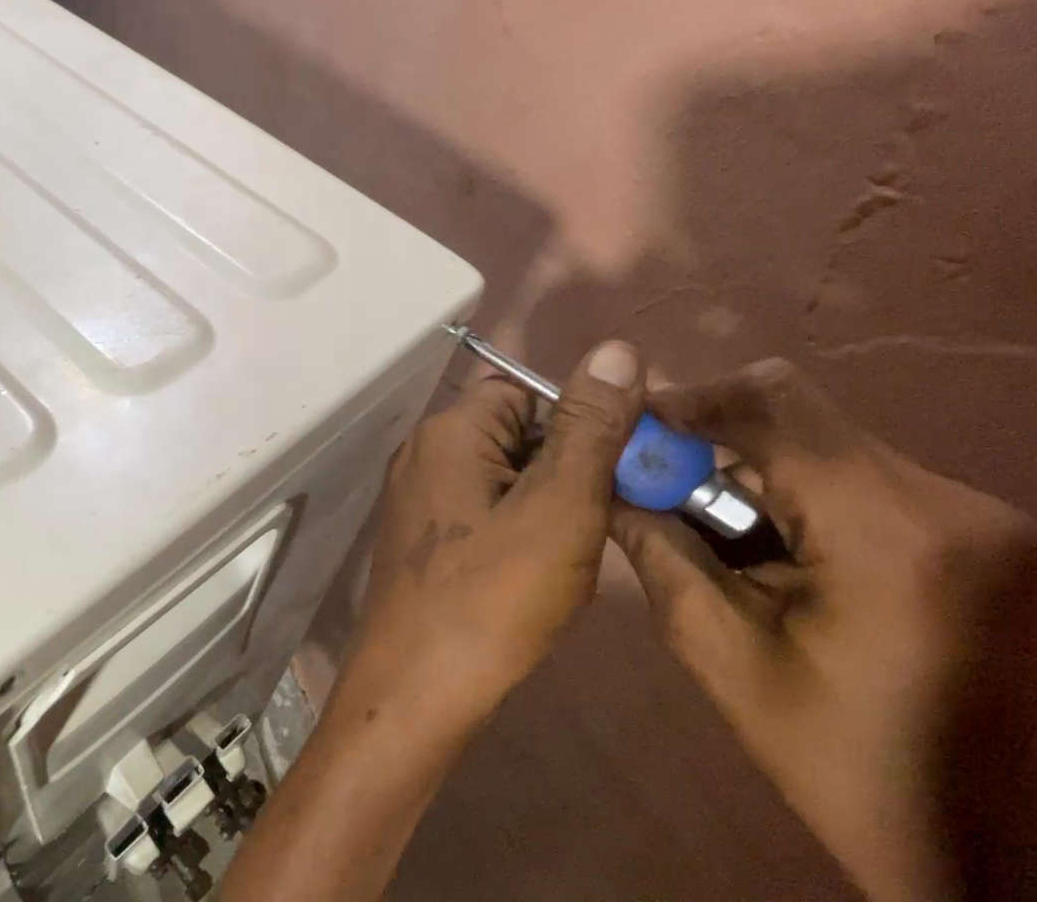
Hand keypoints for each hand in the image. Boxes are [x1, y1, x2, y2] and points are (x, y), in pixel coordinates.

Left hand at [221, 341, 648, 901]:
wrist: (417, 688)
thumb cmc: (493, 594)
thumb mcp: (560, 505)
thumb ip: (589, 427)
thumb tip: (616, 349)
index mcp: (449, 431)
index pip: (526, 392)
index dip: (580, 424)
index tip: (620, 471)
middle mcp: (423, 456)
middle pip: (516, 438)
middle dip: (568, 478)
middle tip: (595, 529)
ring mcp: (416, 502)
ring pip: (507, 485)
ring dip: (551, 516)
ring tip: (568, 566)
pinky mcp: (421, 544)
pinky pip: (485, 521)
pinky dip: (520, 542)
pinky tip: (539, 586)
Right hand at [612, 359, 1036, 901]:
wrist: (977, 844)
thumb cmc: (835, 755)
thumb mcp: (717, 650)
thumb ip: (658, 546)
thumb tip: (606, 478)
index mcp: (888, 532)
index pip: (775, 402)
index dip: (690, 398)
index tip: (628, 429)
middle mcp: (951, 502)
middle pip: (801, 417)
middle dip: (715, 442)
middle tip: (658, 488)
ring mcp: (982, 515)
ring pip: (829, 443)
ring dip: (756, 471)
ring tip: (716, 534)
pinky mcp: (985, 533)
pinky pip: (864, 476)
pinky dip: (801, 494)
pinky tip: (775, 550)